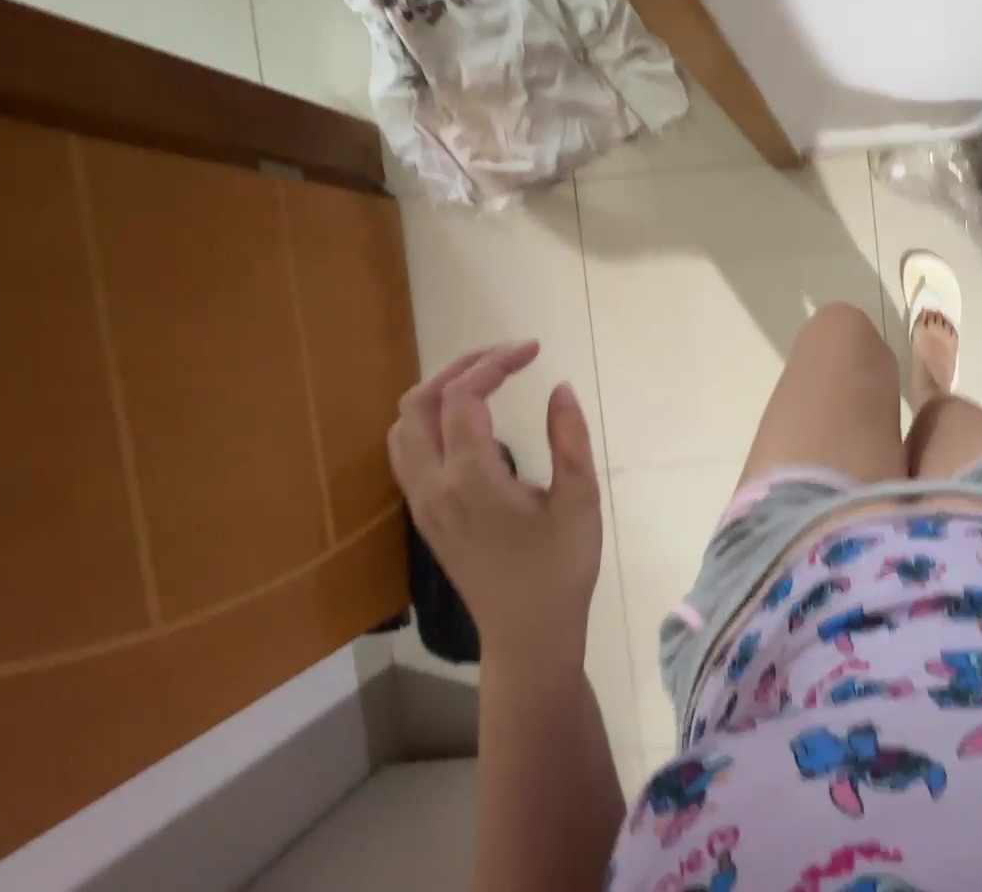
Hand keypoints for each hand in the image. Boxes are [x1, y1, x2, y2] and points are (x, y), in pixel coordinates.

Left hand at [386, 340, 604, 655]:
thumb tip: (559, 388)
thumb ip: (569, 439)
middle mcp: (433, 485)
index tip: (534, 349)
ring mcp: (422, 503)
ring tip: (482, 381)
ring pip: (402, 429)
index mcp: (472, 477)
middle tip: (505, 355)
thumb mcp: (579, 500)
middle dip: (459, 368)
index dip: (496, 363)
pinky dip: (428, 422)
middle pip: (419, 404)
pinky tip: (466, 426)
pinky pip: (407, 453)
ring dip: (436, 393)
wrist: (528, 633)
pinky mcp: (425, 517)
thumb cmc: (561, 568)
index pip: (465, 398)